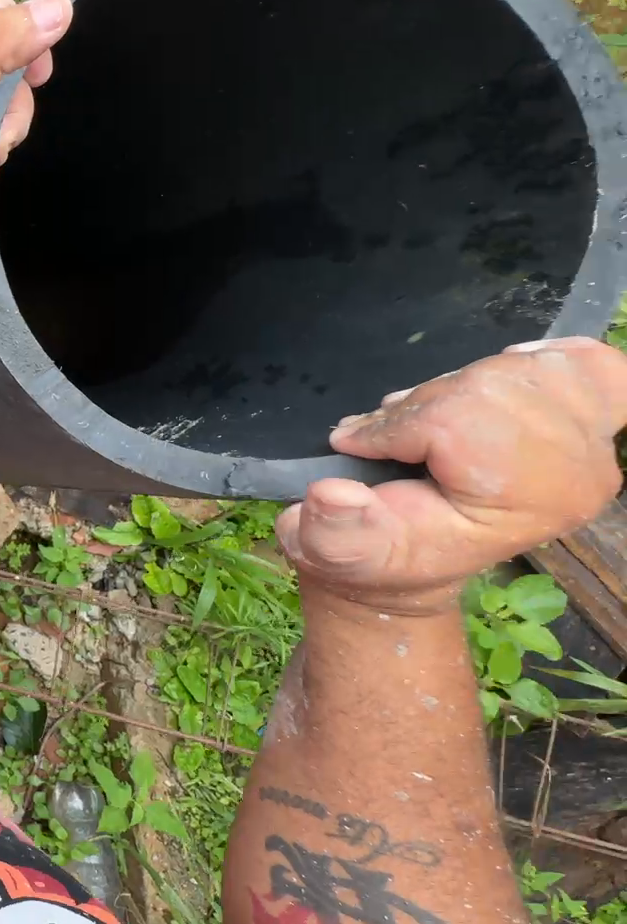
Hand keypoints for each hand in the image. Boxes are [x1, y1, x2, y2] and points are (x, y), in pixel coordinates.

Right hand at [279, 337, 626, 611]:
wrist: (409, 563)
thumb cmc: (374, 557)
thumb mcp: (337, 552)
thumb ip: (334, 529)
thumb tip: (333, 492)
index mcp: (523, 504)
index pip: (461, 420)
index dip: (391, 426)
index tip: (351, 447)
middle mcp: (577, 471)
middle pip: (489, 386)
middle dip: (415, 406)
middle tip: (378, 439)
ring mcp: (591, 444)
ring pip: (518, 369)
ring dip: (448, 388)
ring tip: (412, 425)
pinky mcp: (588, 425)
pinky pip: (587, 366)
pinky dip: (540, 361)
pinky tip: (495, 385)